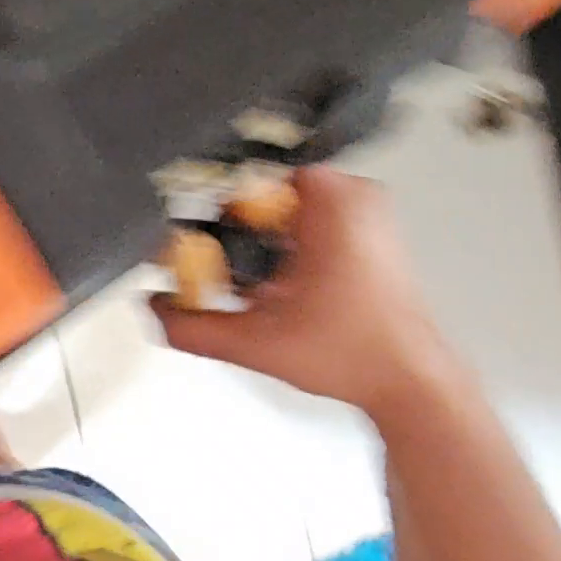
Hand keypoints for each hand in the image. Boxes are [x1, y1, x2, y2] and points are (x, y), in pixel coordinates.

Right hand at [150, 167, 458, 415]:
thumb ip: (189, 326)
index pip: (246, 178)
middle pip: (260, 192)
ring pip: (278, 208)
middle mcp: (353, 195)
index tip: (186, 239)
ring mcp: (364, 211)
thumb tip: (150, 304)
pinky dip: (276, 247)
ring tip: (245, 283)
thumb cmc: (347, 354)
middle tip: (211, 267)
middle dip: (228, 227)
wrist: (410, 382)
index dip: (208, 207)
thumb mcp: (252, 343)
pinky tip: (269, 286)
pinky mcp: (366, 231)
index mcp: (332, 204)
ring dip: (251, 240)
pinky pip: (301, 221)